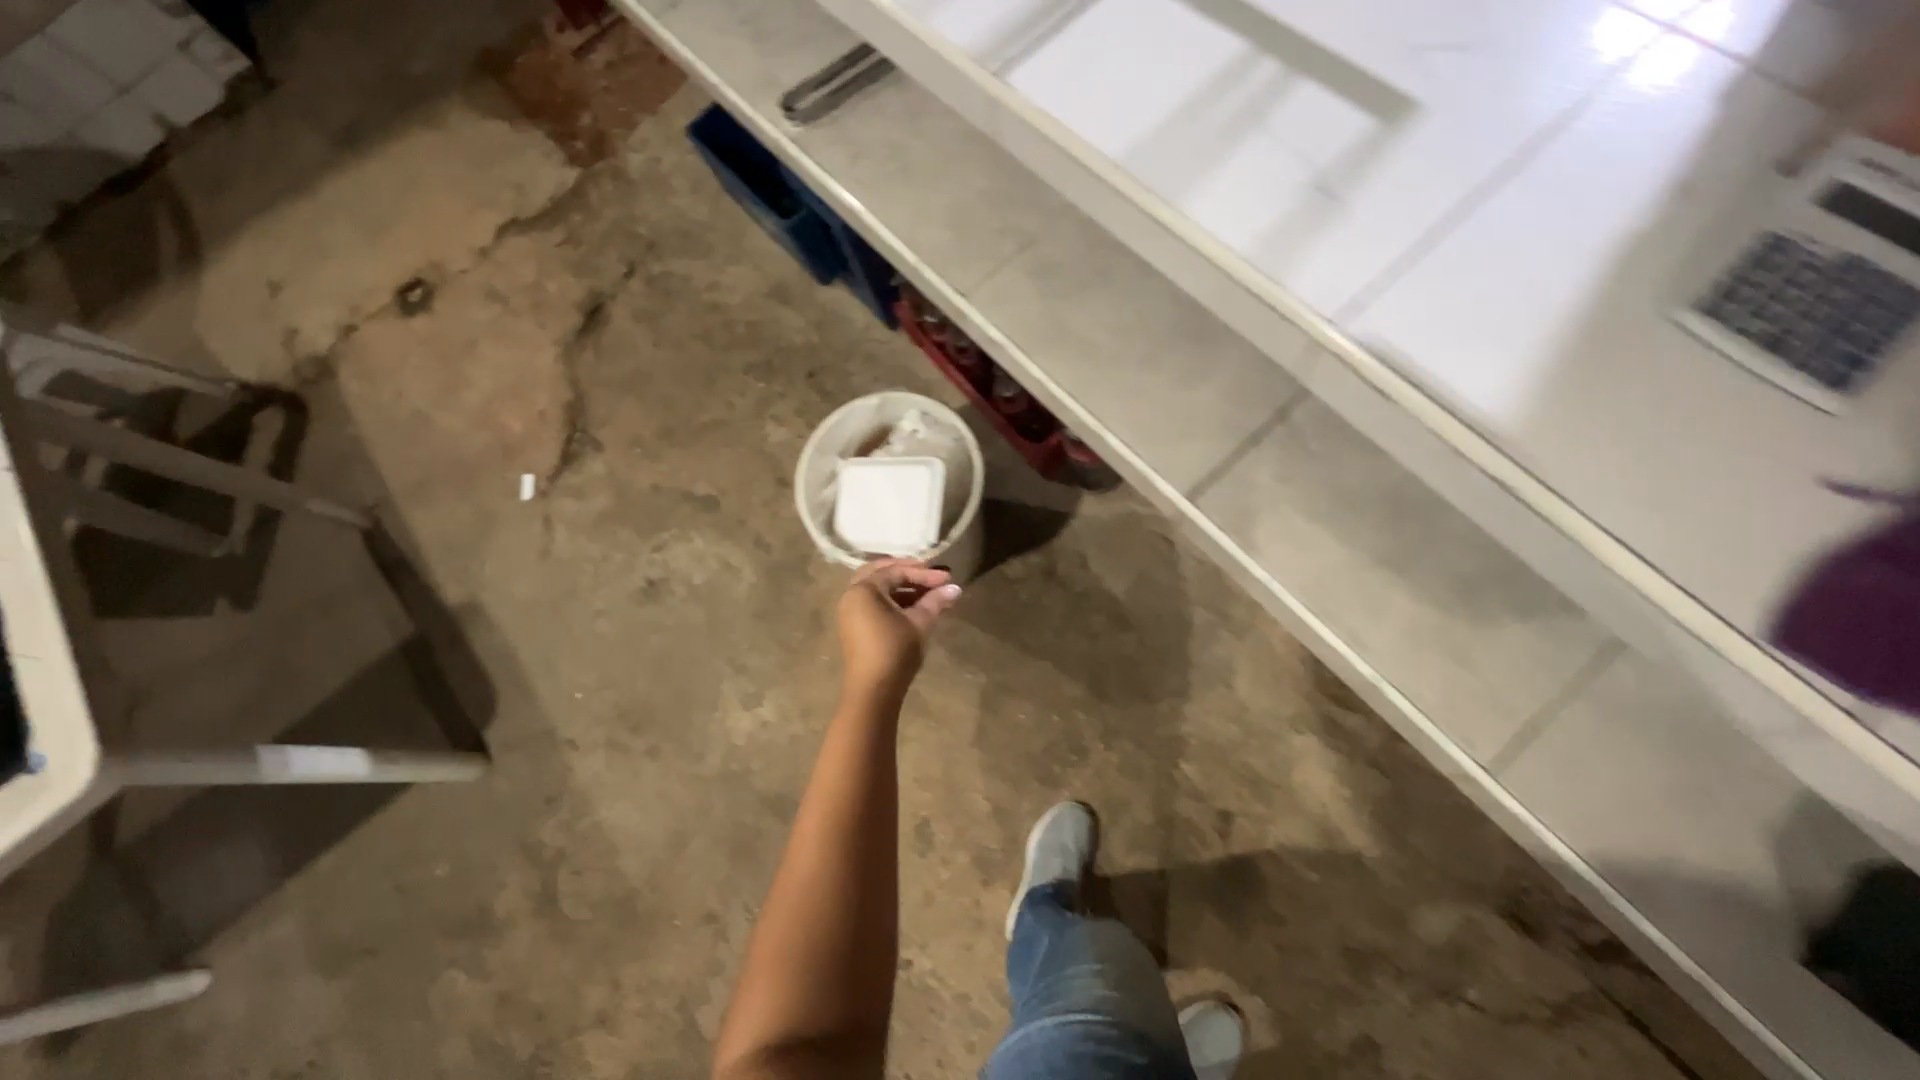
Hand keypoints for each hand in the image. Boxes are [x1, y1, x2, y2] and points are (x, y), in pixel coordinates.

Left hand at [836, 558, 962, 703]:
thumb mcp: (919, 623)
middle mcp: (851, 595)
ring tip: (926, 592)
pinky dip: (891, 599)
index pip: (896, 571)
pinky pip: (872, 602)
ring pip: (876, 589)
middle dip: (906, 571)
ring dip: (900, 586)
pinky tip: (913, 606)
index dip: (924, 573)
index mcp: (864, 590)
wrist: (873, 690)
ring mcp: (850, 612)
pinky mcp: (854, 626)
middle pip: (880, 573)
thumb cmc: (895, 651)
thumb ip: (936, 601)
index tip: (948, 577)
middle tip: (930, 574)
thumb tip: (955, 588)